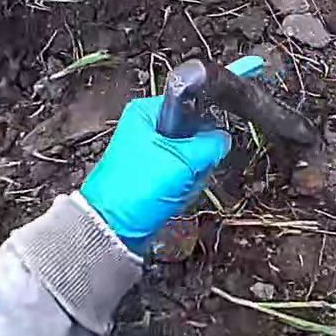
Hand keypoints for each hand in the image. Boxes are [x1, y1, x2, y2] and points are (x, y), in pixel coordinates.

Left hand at [80, 97, 231, 253]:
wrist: (112, 230)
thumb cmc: (134, 190)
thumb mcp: (183, 160)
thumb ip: (211, 144)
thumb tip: (223, 139)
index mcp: (145, 112)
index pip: (189, 105)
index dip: (202, 125)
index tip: (205, 142)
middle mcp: (144, 128)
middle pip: (191, 133)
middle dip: (196, 157)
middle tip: (187, 170)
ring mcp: (148, 153)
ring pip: (188, 157)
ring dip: (190, 175)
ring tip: (178, 186)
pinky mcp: (151, 174)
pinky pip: (180, 175)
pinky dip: (182, 187)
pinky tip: (175, 195)